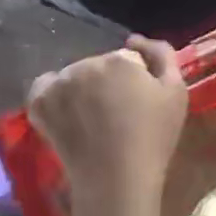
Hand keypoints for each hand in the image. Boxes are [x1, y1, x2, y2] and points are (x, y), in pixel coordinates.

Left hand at [28, 36, 187, 201]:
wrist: (117, 176)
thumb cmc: (154, 136)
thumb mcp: (177, 93)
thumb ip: (164, 56)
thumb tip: (137, 39)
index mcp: (120, 59)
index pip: (131, 58)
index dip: (140, 80)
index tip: (145, 103)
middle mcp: (85, 64)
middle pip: (101, 65)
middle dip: (111, 82)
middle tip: (122, 115)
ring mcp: (58, 83)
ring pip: (76, 76)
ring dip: (85, 89)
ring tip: (97, 120)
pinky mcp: (38, 103)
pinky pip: (47, 87)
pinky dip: (57, 97)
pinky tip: (72, 116)